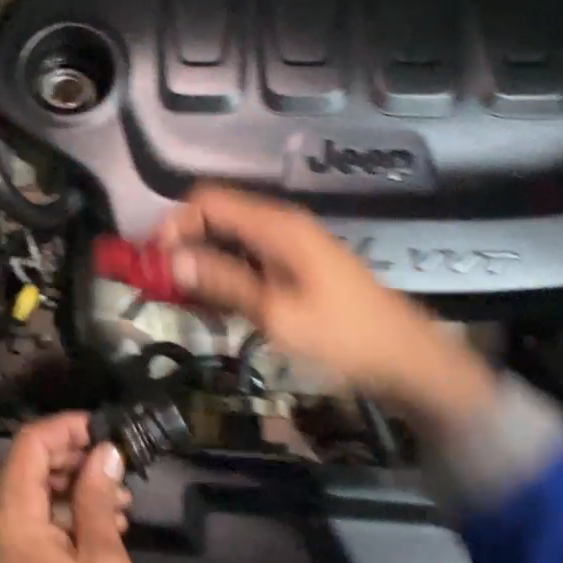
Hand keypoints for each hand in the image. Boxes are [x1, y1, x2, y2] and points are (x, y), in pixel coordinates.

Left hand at [0, 413, 133, 562]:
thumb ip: (99, 501)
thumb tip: (106, 450)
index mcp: (9, 510)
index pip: (31, 441)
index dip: (68, 427)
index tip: (106, 429)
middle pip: (27, 459)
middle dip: (74, 458)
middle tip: (119, 472)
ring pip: (27, 484)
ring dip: (70, 485)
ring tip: (117, 504)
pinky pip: (23, 509)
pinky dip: (56, 508)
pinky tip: (96, 525)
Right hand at [155, 185, 495, 429]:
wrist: (408, 360)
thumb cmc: (343, 336)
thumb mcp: (277, 313)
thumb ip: (222, 282)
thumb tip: (171, 259)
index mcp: (277, 226)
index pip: (208, 201)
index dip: (174, 224)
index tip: (153, 260)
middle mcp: (280, 225)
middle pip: (214, 217)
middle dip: (182, 245)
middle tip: (159, 284)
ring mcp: (289, 245)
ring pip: (227, 239)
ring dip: (200, 263)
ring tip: (181, 299)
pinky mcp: (294, 266)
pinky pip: (245, 258)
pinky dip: (222, 275)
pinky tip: (213, 305)